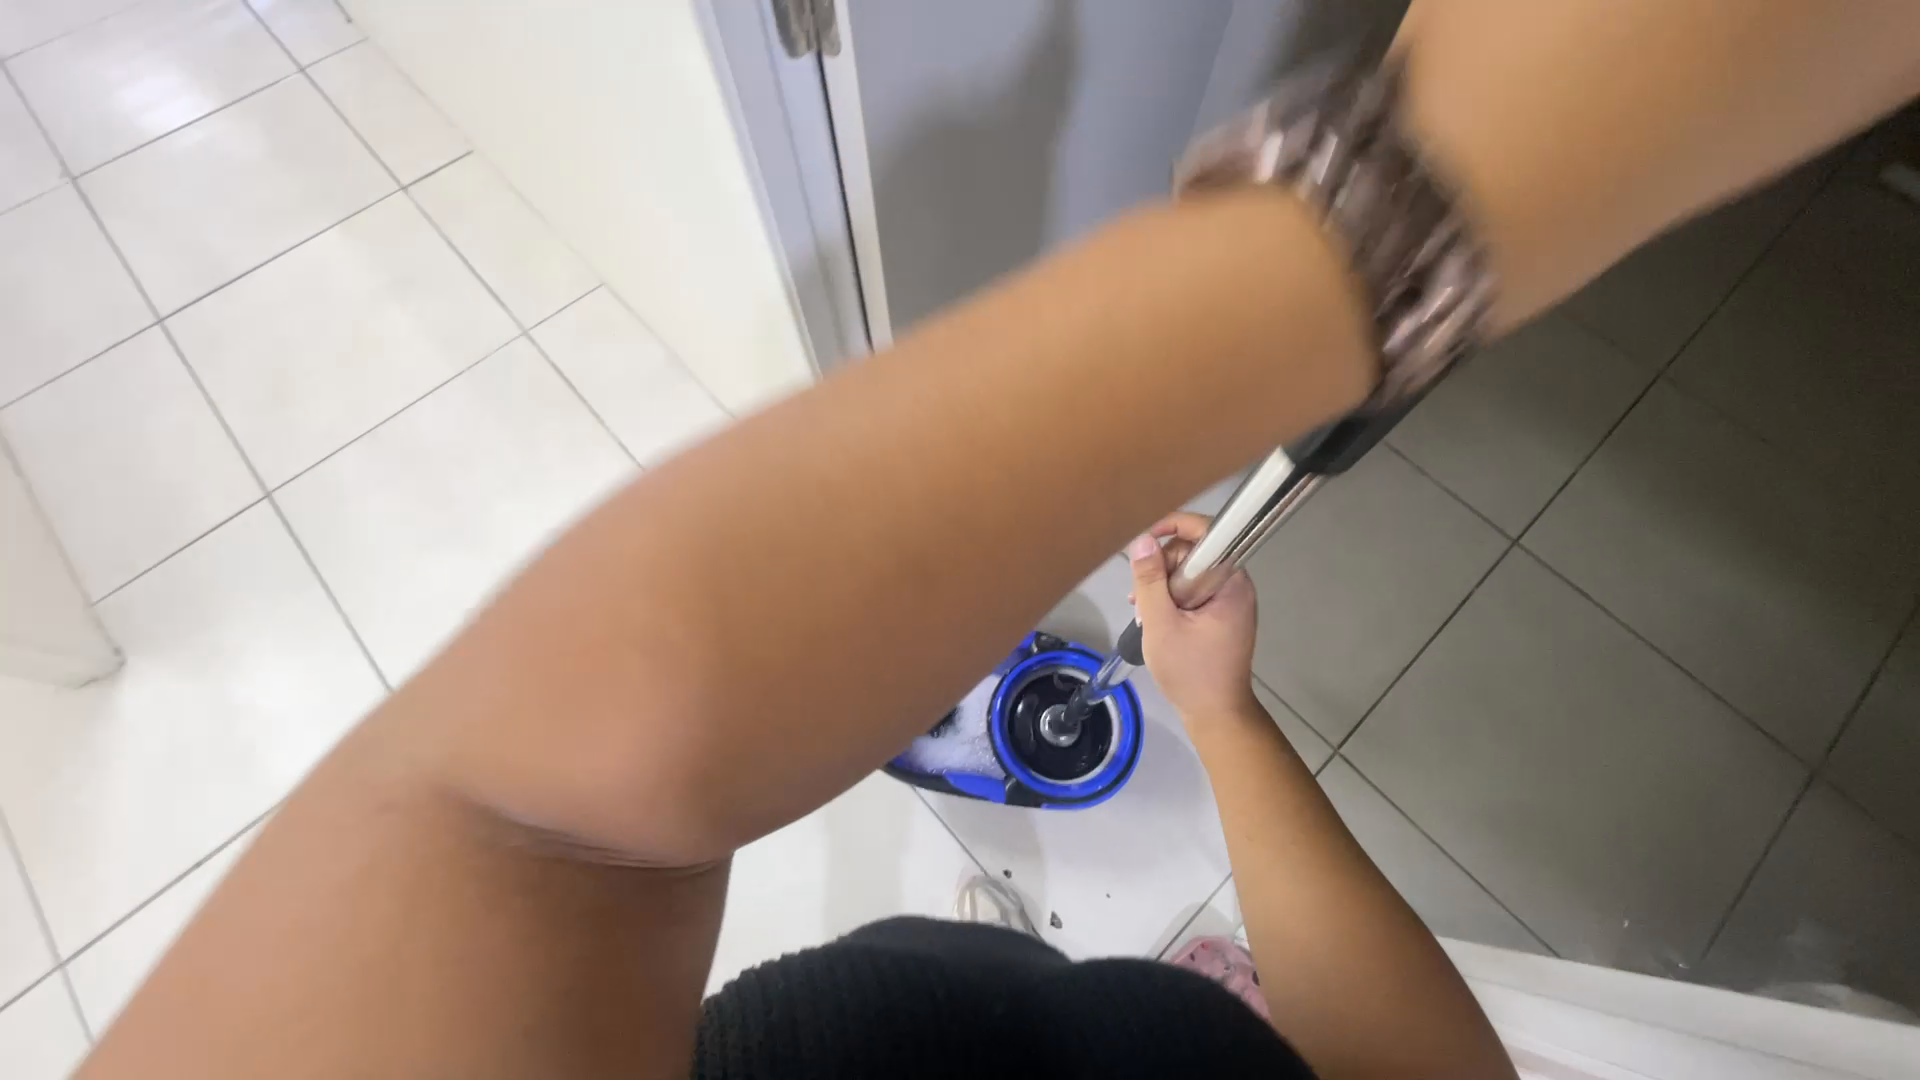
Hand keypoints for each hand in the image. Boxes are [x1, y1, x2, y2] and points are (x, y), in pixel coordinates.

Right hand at [1126, 513, 1261, 725]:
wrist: (1215, 713)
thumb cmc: (1191, 671)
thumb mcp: (1160, 624)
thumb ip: (1149, 580)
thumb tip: (1142, 541)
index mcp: (1230, 581)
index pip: (1207, 532)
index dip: (1174, 527)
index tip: (1146, 542)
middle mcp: (1235, 584)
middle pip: (1194, 552)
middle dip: (1162, 566)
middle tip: (1140, 595)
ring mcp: (1229, 600)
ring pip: (1189, 572)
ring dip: (1162, 586)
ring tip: (1143, 612)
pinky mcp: (1221, 615)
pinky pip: (1192, 591)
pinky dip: (1171, 599)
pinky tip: (1154, 618)